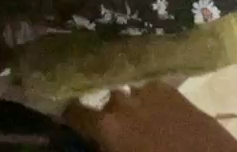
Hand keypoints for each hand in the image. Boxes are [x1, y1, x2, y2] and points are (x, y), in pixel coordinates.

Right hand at [63, 83, 236, 151]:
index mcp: (108, 126)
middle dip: (106, 114)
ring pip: (126, 94)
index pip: (74, 112)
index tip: (66, 115)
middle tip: (116, 131)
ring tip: (139, 122)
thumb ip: (108, 147)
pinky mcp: (170, 90)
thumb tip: (98, 143)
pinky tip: (158, 114)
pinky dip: (148, 101)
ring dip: (129, 107)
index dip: (69, 114)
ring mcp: (146, 92)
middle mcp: (121, 102)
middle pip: (103, 102)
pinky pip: (149, 91)